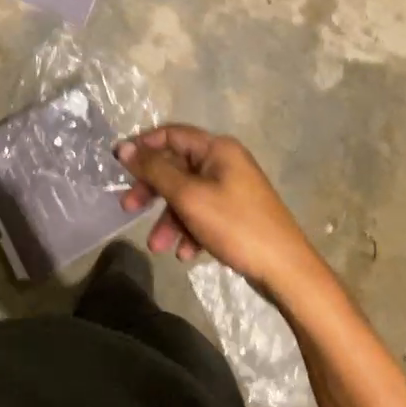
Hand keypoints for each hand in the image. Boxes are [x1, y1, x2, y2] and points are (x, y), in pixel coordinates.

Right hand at [116, 124, 309, 280]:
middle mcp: (225, 162)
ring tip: (157, 246)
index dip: (142, 146)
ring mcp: (232, 189)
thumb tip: (123, 148)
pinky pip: (202, 214)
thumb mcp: (189, 196)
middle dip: (151, 190)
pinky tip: (185, 254)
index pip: (170, 134)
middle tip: (128, 207)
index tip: (118, 165)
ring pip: (187, 195)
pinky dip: (189, 230)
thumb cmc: (235, 225)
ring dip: (168, 219)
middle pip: (176, 166)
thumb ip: (154, 170)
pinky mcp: (236, 215)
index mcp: (217, 149)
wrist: (287, 272)